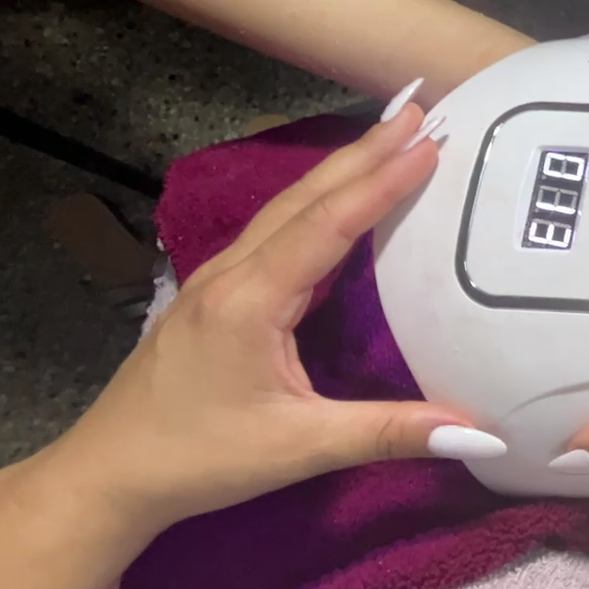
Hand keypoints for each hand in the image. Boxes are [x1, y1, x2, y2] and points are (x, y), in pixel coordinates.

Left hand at [25, 96, 503, 540]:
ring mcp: (225, 276)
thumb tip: (483, 434)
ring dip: (347, 165)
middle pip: (307, 196)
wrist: (104, 478)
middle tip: (418, 109)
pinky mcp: (229, 289)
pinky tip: (352, 190)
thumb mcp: (302, 447)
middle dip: (365, 149)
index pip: (327, 225)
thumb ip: (394, 432)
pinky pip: (287, 226)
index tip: (427, 143)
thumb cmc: (200, 458)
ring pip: (293, 204)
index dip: (381, 182)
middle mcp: (235, 273)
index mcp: (251, 299)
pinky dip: (328, 195)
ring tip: (394, 133)